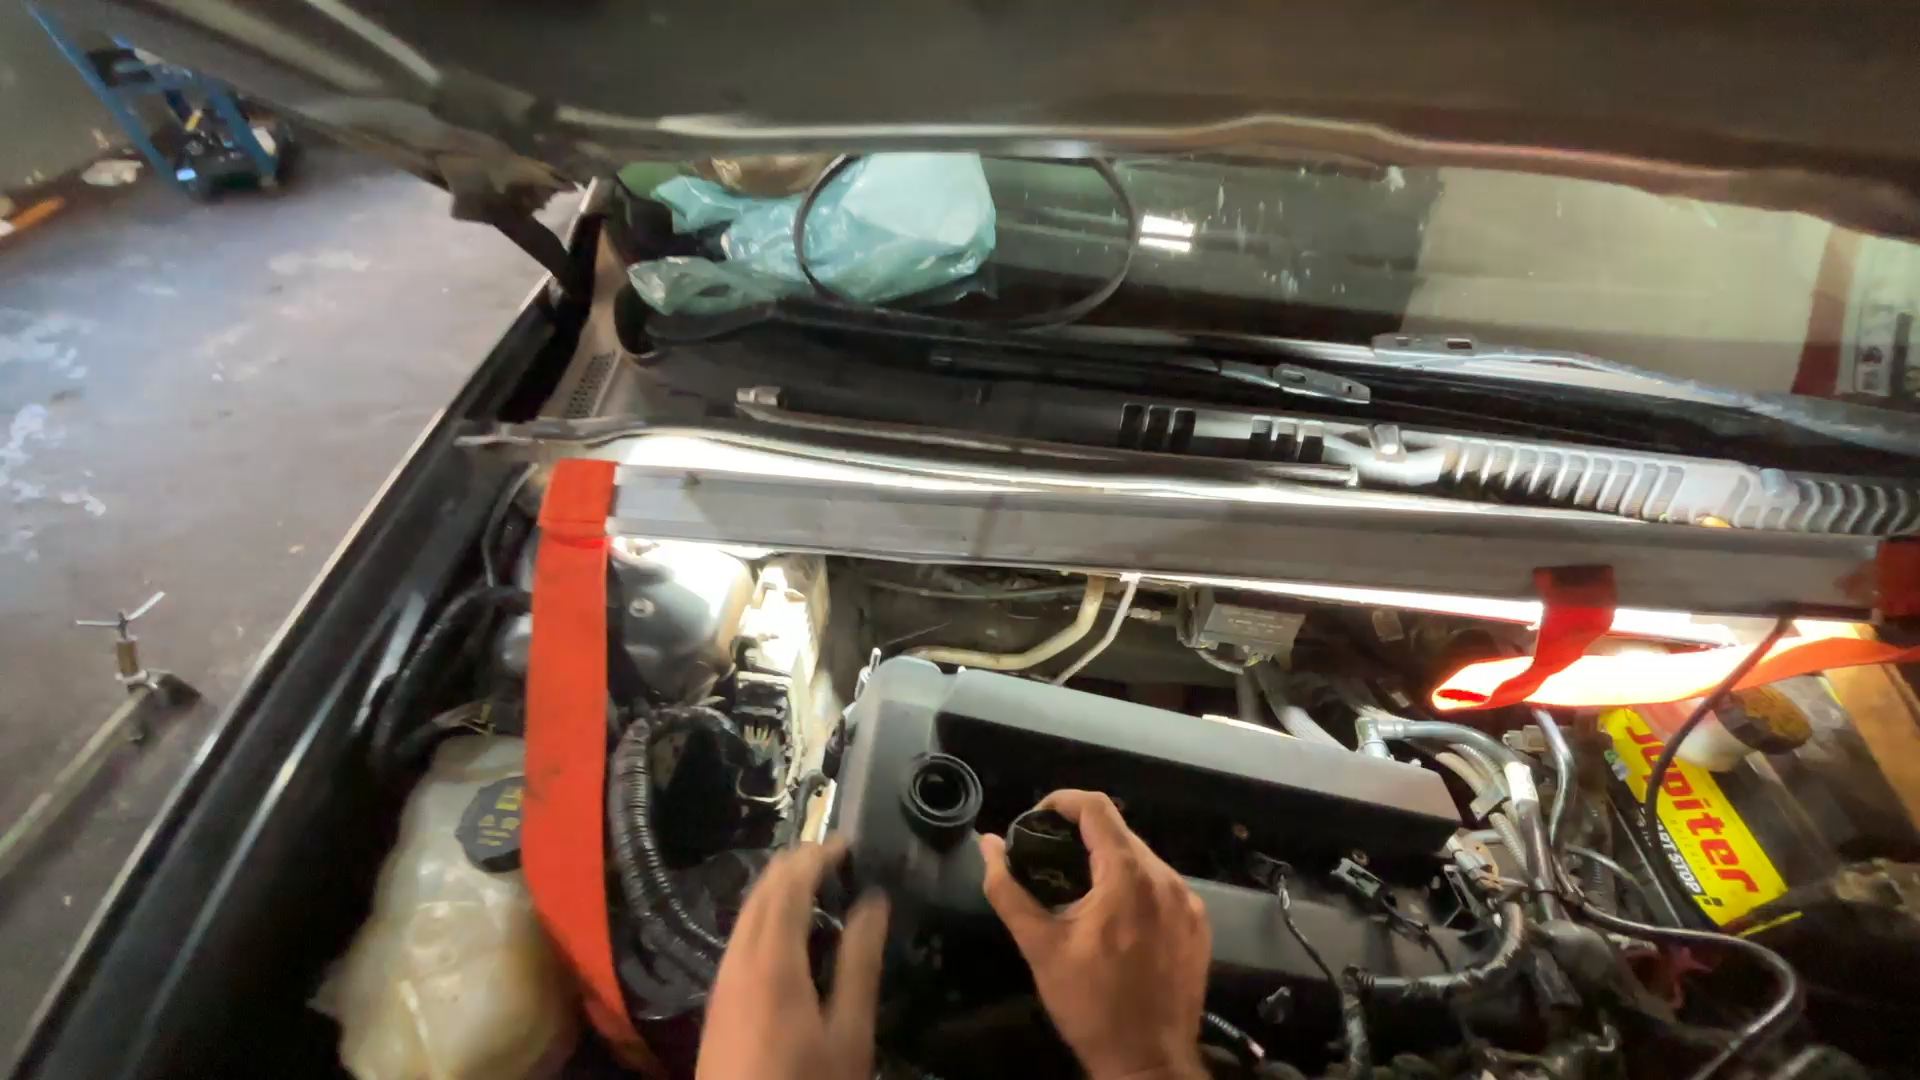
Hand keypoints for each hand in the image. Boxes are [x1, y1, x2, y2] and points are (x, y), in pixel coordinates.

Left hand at [697, 838, 889, 1079]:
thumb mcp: (848, 1033)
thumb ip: (859, 960)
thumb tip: (874, 900)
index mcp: (772, 960)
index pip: (789, 884)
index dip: (816, 856)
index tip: (847, 843)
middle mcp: (739, 959)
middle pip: (763, 889)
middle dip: (797, 863)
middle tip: (835, 857)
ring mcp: (723, 981)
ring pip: (748, 910)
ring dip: (780, 887)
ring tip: (817, 884)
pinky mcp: (718, 1001)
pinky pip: (741, 934)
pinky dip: (767, 913)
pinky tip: (789, 931)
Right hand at [980, 790, 1210, 1079]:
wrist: (1150, 1067)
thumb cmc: (1091, 1005)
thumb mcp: (1039, 947)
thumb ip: (1008, 889)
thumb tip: (987, 845)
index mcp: (1128, 876)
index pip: (1096, 807)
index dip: (1062, 801)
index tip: (1037, 819)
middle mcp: (1165, 878)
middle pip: (1119, 830)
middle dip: (1081, 833)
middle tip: (1050, 855)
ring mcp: (1187, 901)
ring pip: (1142, 855)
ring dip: (1108, 858)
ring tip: (1079, 884)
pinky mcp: (1198, 923)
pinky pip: (1161, 882)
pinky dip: (1134, 882)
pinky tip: (1114, 912)